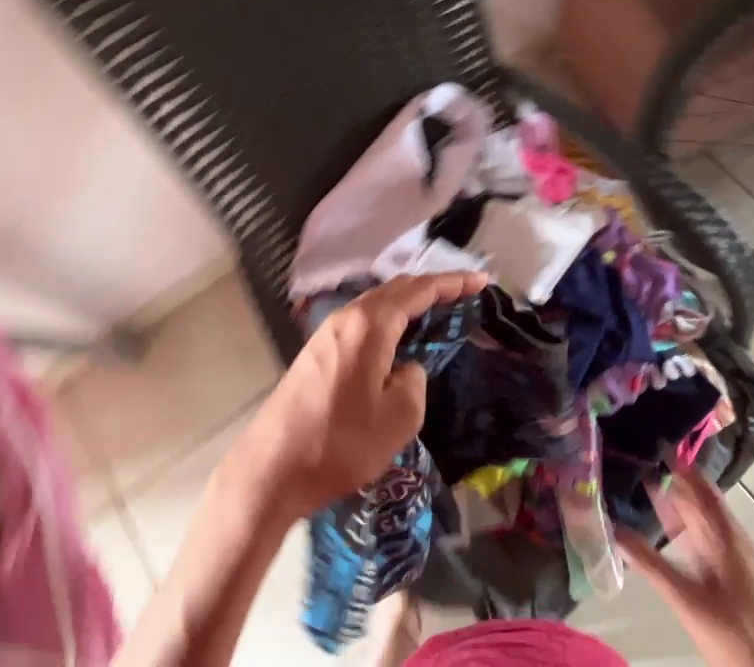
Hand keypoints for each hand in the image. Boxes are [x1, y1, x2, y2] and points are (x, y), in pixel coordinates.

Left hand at [224, 271, 488, 521]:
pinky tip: (398, 338)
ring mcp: (325, 335)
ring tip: (437, 311)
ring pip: (375, 306)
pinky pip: (361, 323)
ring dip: (407, 304)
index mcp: (369, 326)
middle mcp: (345, 319)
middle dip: (431, 287)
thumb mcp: (399, 417)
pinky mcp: (315, 355)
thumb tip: (405, 368)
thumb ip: (415, 381)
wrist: (271, 471)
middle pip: (395, 290)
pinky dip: (387, 321)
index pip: (419, 291)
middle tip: (465, 292)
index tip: (481, 281)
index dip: (452, 283)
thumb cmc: (340, 444)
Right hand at [618, 465, 753, 666]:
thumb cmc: (735, 635)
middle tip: (649, 467)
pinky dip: (694, 532)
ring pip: (711, 525)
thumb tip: (614, 530)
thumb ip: (650, 565)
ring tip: (657, 496)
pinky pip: (715, 543)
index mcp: (727, 538)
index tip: (658, 446)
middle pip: (707, 505)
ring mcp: (744, 563)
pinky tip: (681, 541)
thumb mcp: (686, 601)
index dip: (682, 467)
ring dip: (686, 509)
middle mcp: (737, 543)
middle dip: (679, 485)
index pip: (703, 490)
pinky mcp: (745, 582)